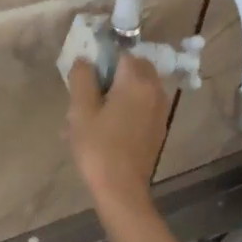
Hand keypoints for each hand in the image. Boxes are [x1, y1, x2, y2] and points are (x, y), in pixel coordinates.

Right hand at [67, 55, 169, 206]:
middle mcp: (155, 90)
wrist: (121, 189)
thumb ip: (82, 78)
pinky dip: (129, 106)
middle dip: (115, 72)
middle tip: (91, 92)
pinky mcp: (159, 127)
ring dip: (122, 90)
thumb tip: (85, 60)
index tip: (86, 73)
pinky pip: (144, 105)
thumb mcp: (80, 111)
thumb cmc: (98, 148)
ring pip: (140, 87)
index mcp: (136, 81)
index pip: (122, 52)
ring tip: (96, 112)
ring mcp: (160, 110)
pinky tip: (109, 126)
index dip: (103, 57)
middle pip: (136, 68)